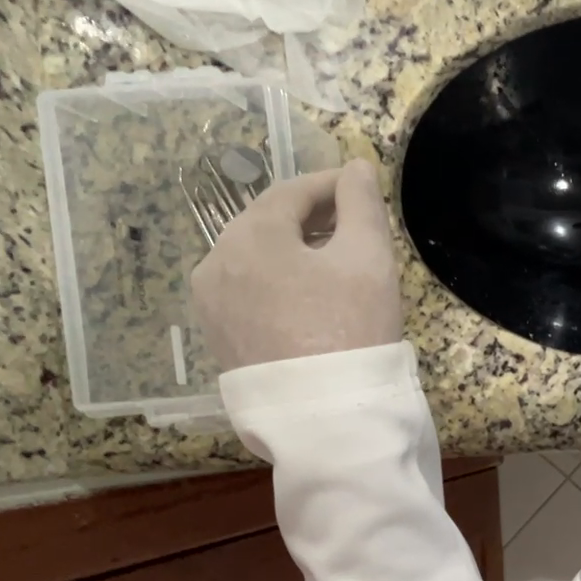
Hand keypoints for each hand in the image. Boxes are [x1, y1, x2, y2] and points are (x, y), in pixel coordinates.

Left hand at [191, 159, 402, 371]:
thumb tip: (357, 168)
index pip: (291, 191)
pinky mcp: (219, 337)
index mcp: (250, 236)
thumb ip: (363, 206)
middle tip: (354, 225)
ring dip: (294, 252)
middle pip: (267, 224)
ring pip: (256, 260)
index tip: (363, 186)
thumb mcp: (370, 260)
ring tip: (335, 265)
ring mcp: (211, 303)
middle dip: (311, 218)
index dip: (331, 184)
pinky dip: (280, 284)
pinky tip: (312, 301)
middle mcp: (216, 262)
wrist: (325, 412)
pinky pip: (250, 294)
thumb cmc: (352, 327)